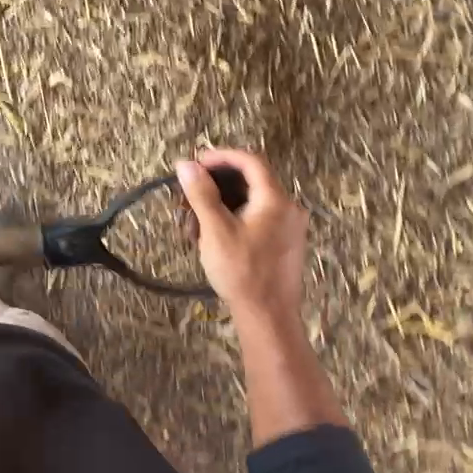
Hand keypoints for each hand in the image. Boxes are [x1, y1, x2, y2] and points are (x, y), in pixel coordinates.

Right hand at [177, 150, 307, 328]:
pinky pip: (254, 217)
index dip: (220, 157)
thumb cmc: (241, 271)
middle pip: (248, 181)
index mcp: (275, 200)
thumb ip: (201, 194)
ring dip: (217, 205)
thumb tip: (185, 164)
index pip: (250, 161)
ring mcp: (287, 226)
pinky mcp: (281, 241)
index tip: (193, 163)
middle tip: (185, 199)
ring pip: (248, 201)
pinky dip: (229, 219)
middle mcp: (287, 207)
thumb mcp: (215, 230)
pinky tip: (208, 236)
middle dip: (213, 186)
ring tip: (191, 225)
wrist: (268, 315)